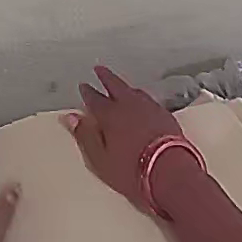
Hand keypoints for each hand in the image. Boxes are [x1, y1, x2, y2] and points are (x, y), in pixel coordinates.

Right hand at [64, 65, 198, 214]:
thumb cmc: (132, 169)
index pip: (95, 99)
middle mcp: (130, 106)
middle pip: (116, 86)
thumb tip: (71, 118)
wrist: (170, 171)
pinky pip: (148, 99)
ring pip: (134, 91)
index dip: (88, 92)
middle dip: (106, 77)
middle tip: (99, 69)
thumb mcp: (100, 158)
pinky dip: (140, 96)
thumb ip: (85, 136)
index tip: (83, 86)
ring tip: (119, 85)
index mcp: (110, 115)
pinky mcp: (165, 115)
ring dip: (124, 86)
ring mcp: (150, 109)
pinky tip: (141, 101)